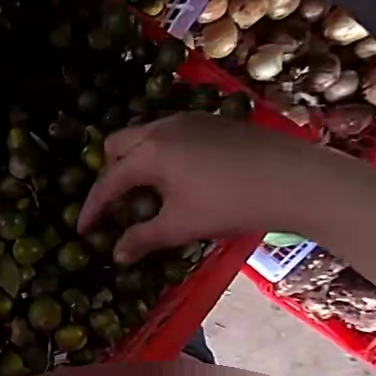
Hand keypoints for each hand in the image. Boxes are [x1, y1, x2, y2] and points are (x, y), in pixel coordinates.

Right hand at [77, 113, 343, 263]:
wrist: (292, 177)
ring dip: (137, 161)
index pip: (108, 181)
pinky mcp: (212, 122)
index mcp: (149, 153)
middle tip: (119, 204)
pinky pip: (171, 134)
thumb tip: (117, 254)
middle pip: (119, 145)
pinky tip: (183, 178)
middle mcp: (162, 128)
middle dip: (110, 173)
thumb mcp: (181, 226)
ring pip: (146, 136)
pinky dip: (162, 154)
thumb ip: (144, 238)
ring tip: (150, 192)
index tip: (82, 229)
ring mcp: (189, 120)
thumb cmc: (230, 203)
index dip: (93, 208)